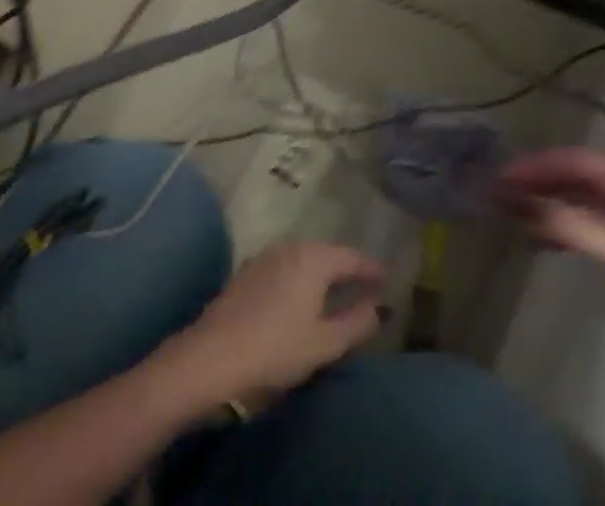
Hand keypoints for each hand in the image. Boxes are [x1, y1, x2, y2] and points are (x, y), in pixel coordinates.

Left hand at [159, 242, 383, 406]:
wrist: (215, 354)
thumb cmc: (278, 347)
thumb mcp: (327, 341)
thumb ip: (357, 321)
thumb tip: (376, 306)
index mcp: (310, 259)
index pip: (350, 257)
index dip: (371, 268)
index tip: (388, 279)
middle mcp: (285, 250)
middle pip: (324, 253)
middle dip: (346, 267)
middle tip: (367, 285)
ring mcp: (260, 259)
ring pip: (300, 258)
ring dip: (321, 271)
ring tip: (338, 290)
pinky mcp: (244, 274)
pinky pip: (282, 268)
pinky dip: (299, 277)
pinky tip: (303, 296)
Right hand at [500, 149, 604, 347]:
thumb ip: (577, 229)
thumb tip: (523, 205)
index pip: (572, 160)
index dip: (531, 166)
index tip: (494, 179)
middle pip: (578, 173)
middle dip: (535, 183)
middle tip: (496, 199)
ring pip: (589, 193)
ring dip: (551, 202)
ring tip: (515, 219)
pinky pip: (604, 211)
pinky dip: (573, 218)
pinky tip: (552, 239)